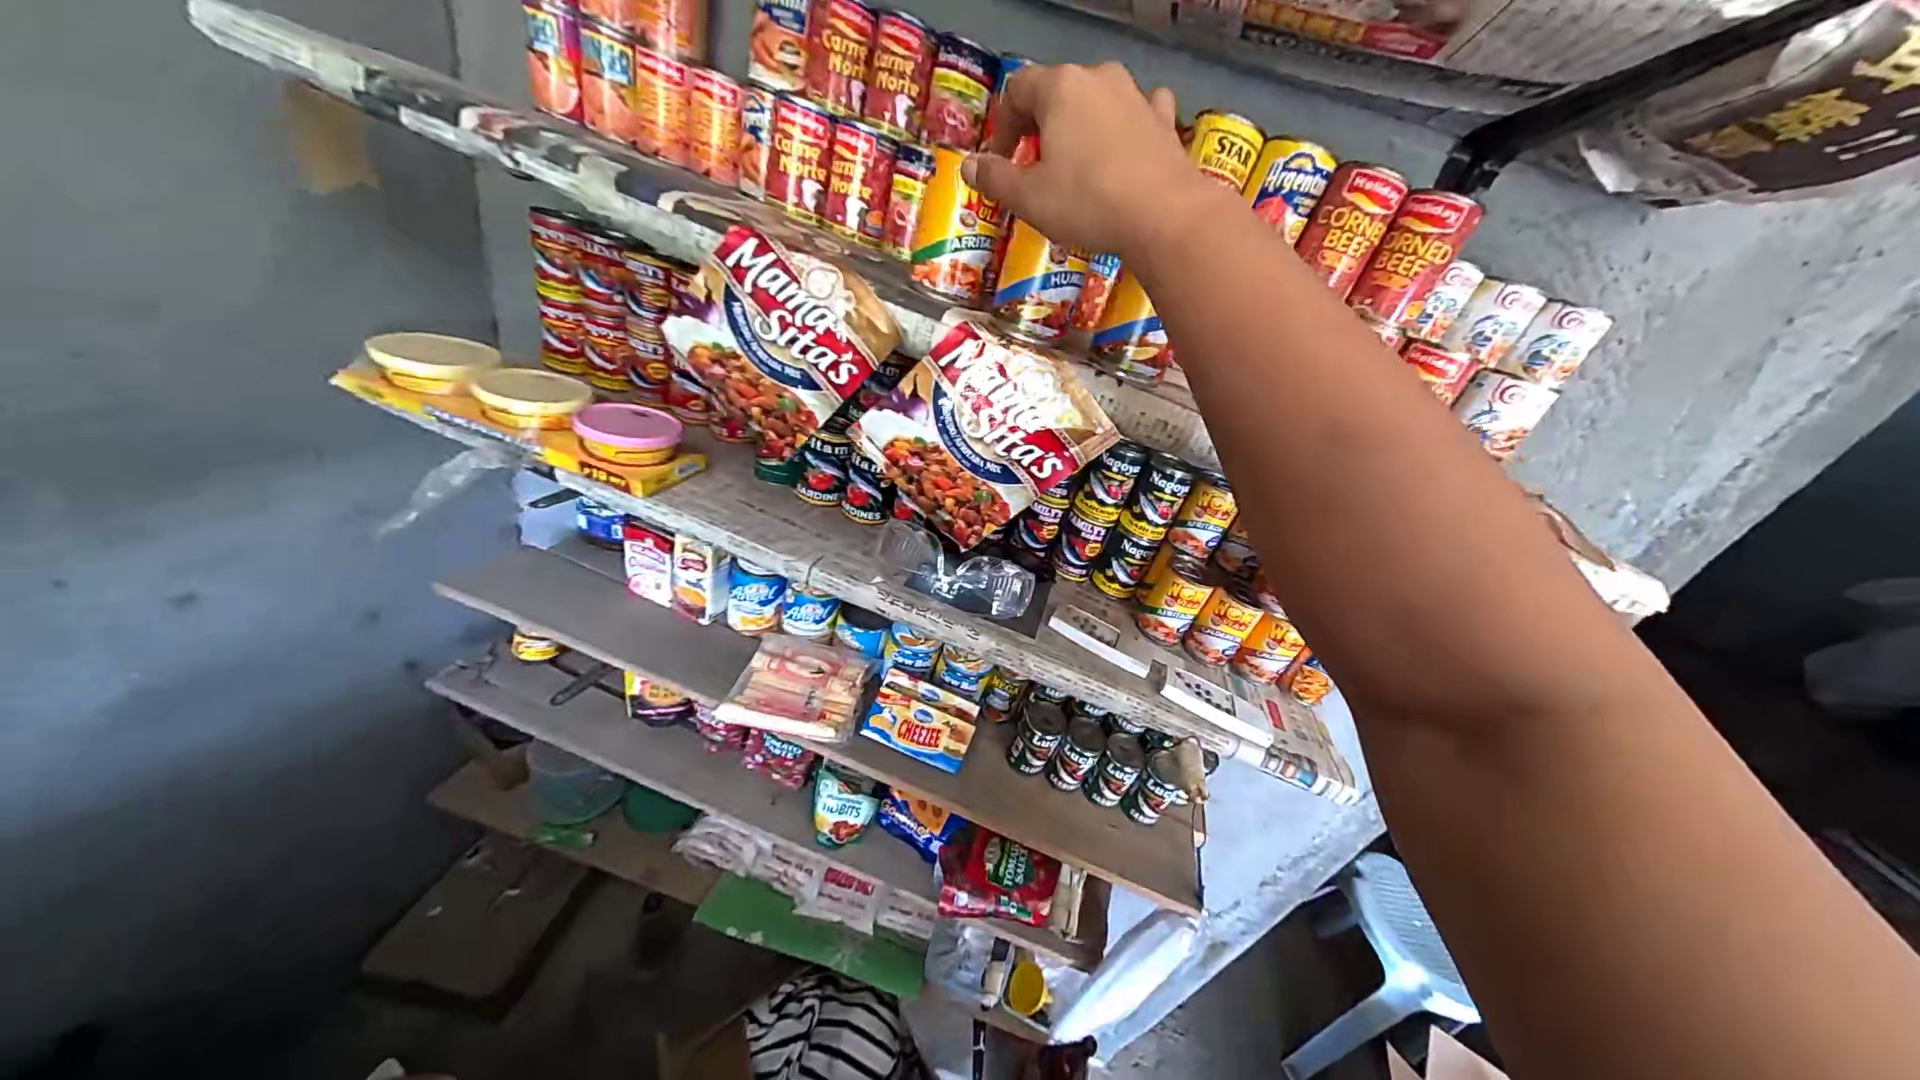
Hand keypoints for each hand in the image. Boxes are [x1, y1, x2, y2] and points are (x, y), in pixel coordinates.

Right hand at [962, 63, 1223, 258]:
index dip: (1002, 126)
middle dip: (1040, 126)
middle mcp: (1098, 78)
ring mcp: (1136, 95)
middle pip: (1057, 92)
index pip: (1017, 91)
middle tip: (1034, 166)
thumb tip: (969, 165)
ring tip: (1076, 164)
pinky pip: (1136, 112)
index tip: (1000, 161)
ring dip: (1080, 126)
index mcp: (1060, 88)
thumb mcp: (1028, 198)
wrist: (1163, 216)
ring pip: (1096, 101)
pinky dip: (1122, 127)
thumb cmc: (1086, 203)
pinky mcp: (1163, 119)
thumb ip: (995, 178)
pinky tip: (1122, 148)